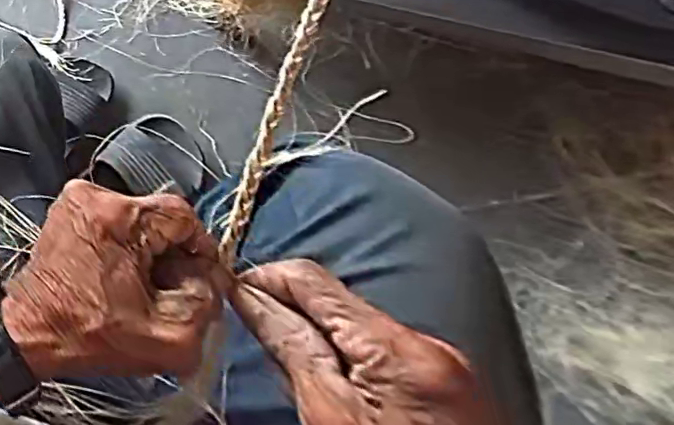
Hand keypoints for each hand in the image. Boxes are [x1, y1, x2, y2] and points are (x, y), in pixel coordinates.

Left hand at [0, 179, 226, 377]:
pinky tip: (117, 274)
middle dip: (171, 252)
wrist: (37, 325)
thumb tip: (209, 272)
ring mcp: (74, 198)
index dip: (200, 248)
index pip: (182, 213)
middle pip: (157, 214)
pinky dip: (124, 244)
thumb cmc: (94, 332)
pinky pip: (113, 219)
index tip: (196, 278)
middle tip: (163, 289)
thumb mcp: (173, 336)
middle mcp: (91, 195)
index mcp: (115, 216)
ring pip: (137, 218)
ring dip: (147, 249)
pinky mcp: (67, 208)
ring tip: (137, 285)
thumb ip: (207, 298)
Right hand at [232, 260, 500, 424]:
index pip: (306, 276)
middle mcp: (430, 346)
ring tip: (304, 376)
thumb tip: (245, 293)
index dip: (261, 280)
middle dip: (291, 313)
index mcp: (400, 348)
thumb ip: (288, 343)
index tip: (233, 299)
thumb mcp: (328, 413)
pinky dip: (349, 359)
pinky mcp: (453, 389)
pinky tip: (341, 391)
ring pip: (353, 325)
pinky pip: (381, 351)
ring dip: (318, 337)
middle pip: (332, 300)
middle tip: (268, 349)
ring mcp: (448, 369)